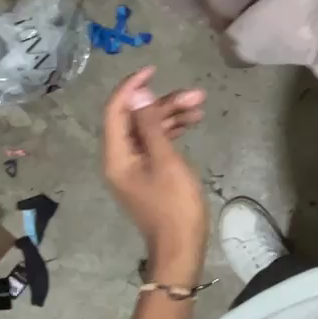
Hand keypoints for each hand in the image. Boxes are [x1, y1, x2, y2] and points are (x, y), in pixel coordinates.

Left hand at [101, 67, 208, 283]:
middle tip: (196, 94)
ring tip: (200, 106)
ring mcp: (134, 167)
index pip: (116, 110)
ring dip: (172, 115)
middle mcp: (119, 159)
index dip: (132, 87)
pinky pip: (156, 143)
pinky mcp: (149, 174)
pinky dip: (172, 130)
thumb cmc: (174, 205)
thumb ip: (152, 125)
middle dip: (164, 103)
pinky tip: (193, 122)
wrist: (181, 248)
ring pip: (148, 129)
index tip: (155, 70)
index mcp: (116, 156)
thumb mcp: (165, 160)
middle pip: (136, 118)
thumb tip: (140, 93)